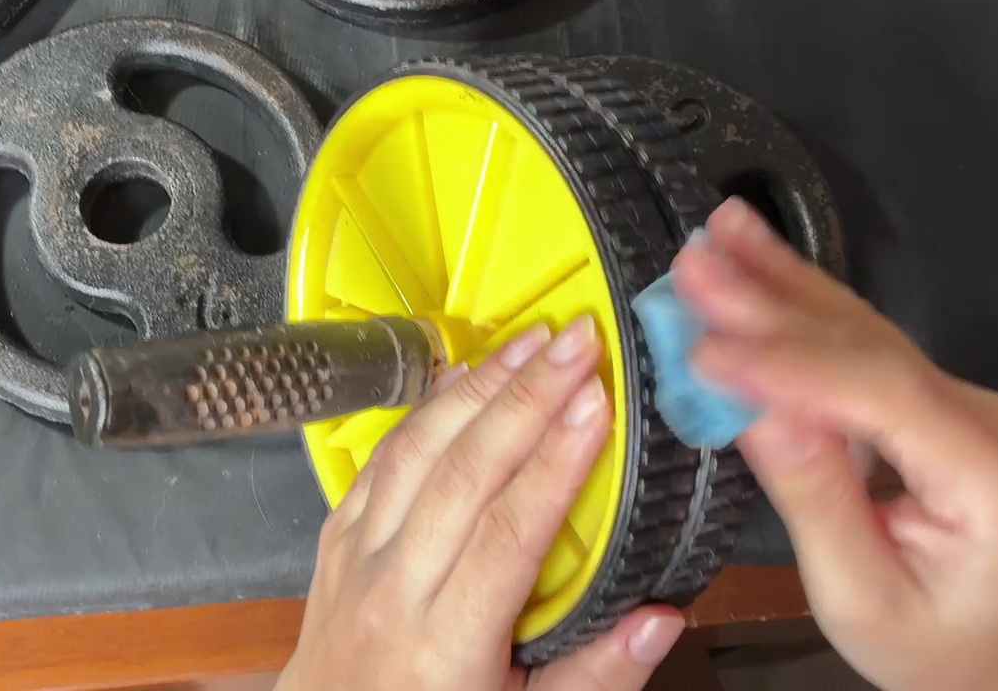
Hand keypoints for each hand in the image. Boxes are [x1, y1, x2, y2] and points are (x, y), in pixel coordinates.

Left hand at [279, 317, 684, 690]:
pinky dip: (427, 405)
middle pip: (463, 471)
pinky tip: (465, 374)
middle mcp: (392, 585)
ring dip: (478, 384)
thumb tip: (659, 614)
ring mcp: (356, 550)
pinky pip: (383, 452)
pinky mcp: (338, 527)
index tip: (595, 401)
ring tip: (529, 342)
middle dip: (525, 395)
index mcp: (445, 648)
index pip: (507, 534)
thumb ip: (594, 677)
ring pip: (418, 446)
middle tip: (574, 341)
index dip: (555, 462)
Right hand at [680, 199, 997, 690]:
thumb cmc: (920, 643)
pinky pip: (844, 329)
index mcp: (989, 479)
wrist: (977, 650)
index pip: (880, 398)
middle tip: (693, 264)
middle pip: (861, 344)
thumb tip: (757, 411)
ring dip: (775, 275)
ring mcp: (950, 392)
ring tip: (719, 231)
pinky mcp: (913, 382)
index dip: (787, 366)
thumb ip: (815, 497)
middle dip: (766, 302)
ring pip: (850, 321)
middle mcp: (981, 418)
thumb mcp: (857, 593)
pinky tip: (752, 246)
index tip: (704, 350)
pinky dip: (789, 286)